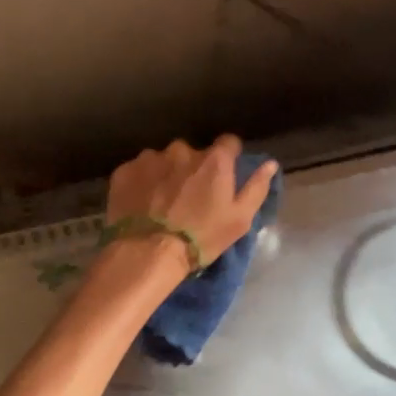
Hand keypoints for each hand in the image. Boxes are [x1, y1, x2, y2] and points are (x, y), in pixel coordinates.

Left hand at [106, 136, 276, 272]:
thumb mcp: (239, 219)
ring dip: (165, 174)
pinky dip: (142, 183)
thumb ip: (256, 187)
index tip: (222, 177)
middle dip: (192, 169)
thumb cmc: (201, 238)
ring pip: (163, 161)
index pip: (228, 144)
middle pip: (192, 154)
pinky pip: (138, 171)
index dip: (228, 159)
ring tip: (161, 203)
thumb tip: (269, 164)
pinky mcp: (125, 171)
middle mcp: (182, 150)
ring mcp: (150, 158)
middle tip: (188, 197)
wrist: (148, 252)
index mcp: (214, 159)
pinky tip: (141, 204)